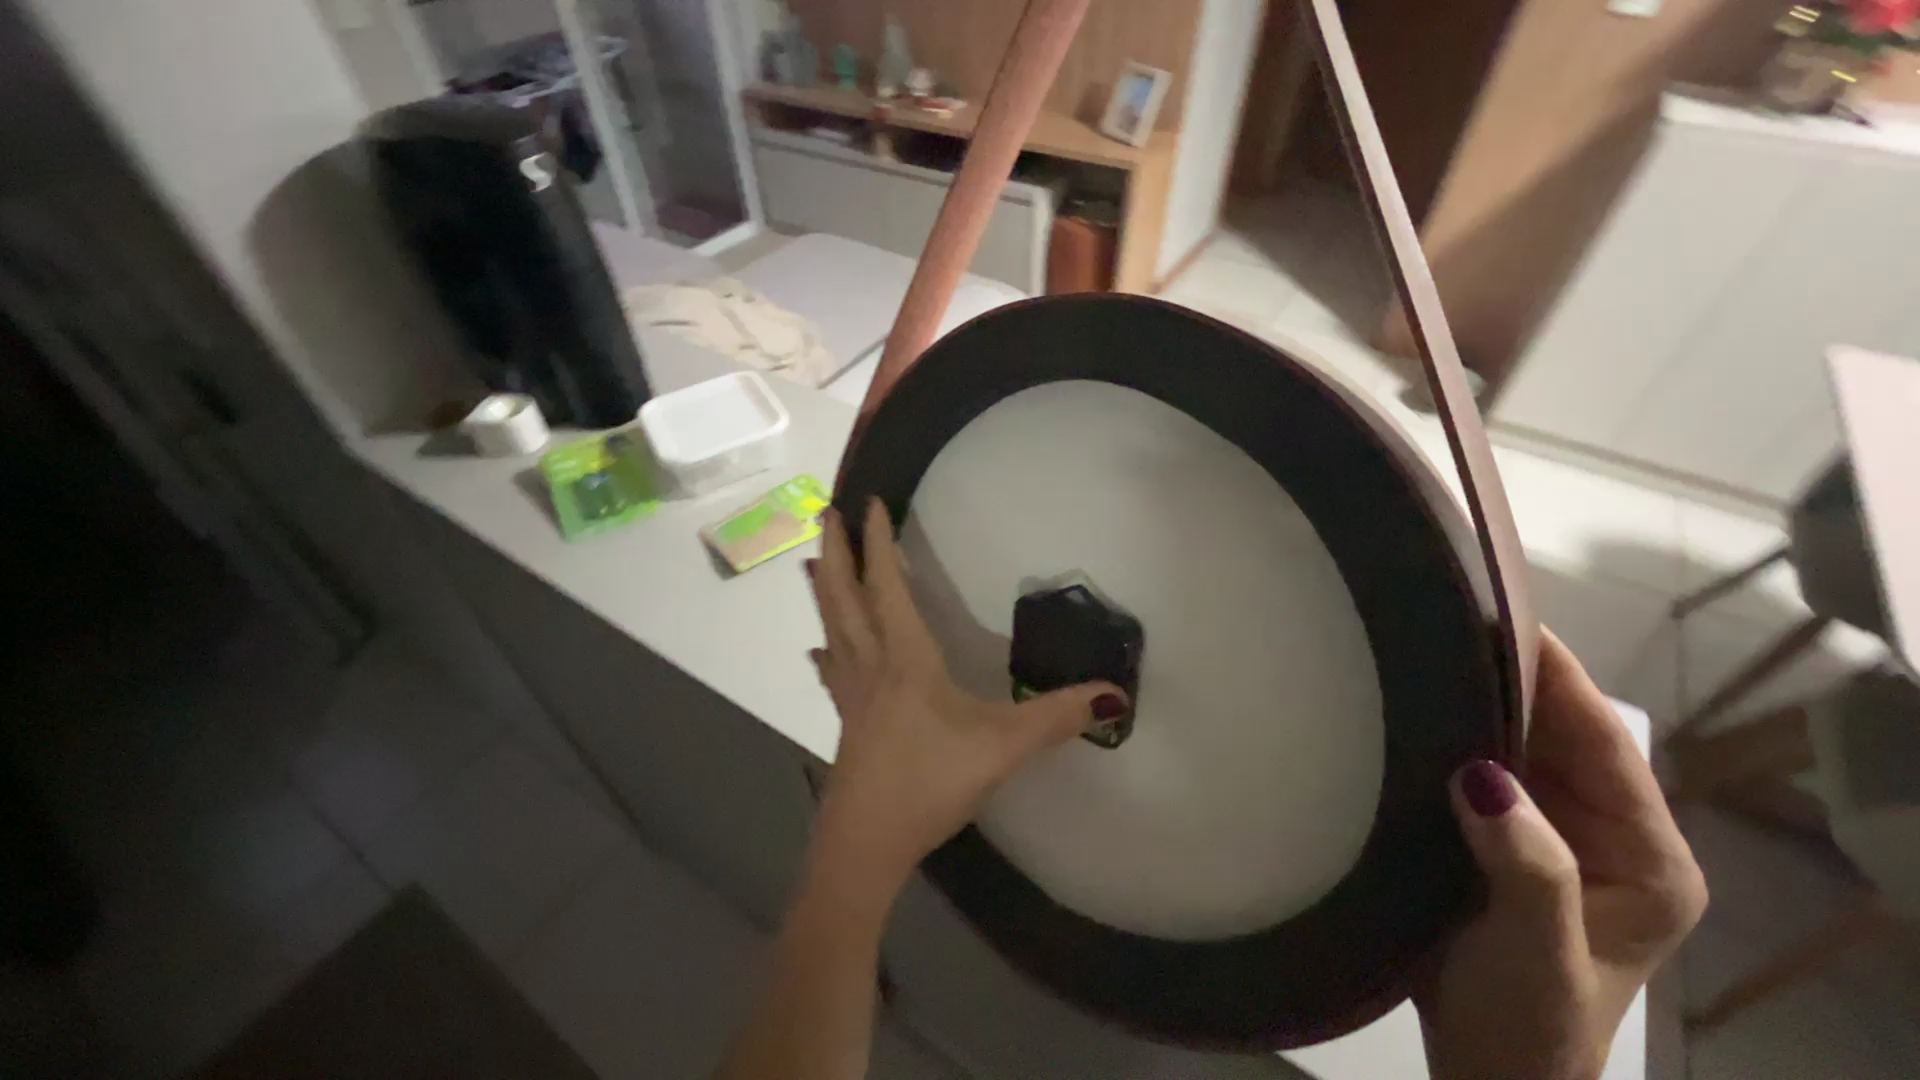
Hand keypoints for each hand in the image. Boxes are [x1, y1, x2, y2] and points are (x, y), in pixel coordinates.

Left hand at [806, 498, 1126, 885]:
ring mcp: (851, 695)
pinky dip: (826, 648)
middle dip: (836, 552)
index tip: (869, 503)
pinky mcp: (845, 722)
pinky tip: (820, 650)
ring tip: (814, 560)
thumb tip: (1114, 694)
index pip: (887, 586)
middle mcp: (870, 665)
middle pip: (844, 597)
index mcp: (905, 658)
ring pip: (831, 627)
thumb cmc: (930, 783)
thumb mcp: (1003, 747)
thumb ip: (1056, 717)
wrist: (866, 843)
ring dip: (824, 589)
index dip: (878, 543)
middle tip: (826, 513)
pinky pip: (831, 669)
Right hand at [1417, 629, 1706, 1079]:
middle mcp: (1609, 834)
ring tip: (1431, 645)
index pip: (1608, 747)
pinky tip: (1418, 707)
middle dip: (1518, 680)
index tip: (1515, 617)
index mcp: (1648, 857)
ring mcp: (1556, 833)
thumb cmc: (1528, 1019)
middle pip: (1566, 738)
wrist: (1487, 1067)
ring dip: (1483, 705)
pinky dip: (1458, 737)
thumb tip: (1482, 774)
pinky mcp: (1507, 837)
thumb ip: (1526, 865)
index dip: (1564, 680)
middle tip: (1455, 617)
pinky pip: (1486, 771)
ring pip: (1524, 749)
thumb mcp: (1537, 949)